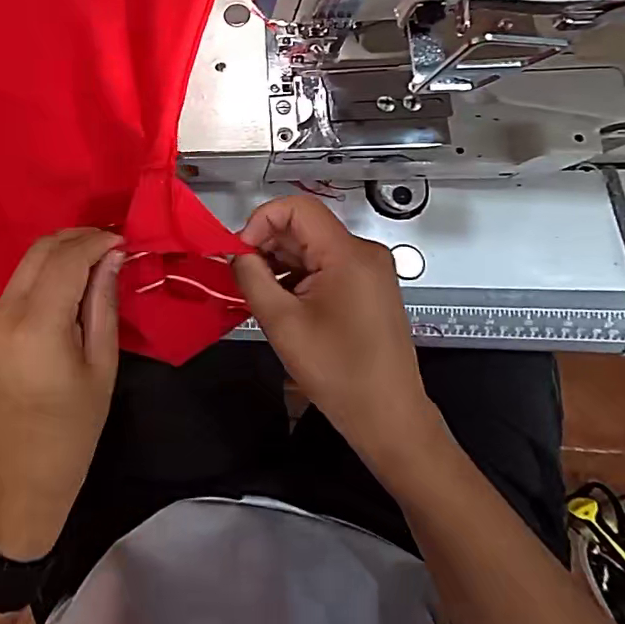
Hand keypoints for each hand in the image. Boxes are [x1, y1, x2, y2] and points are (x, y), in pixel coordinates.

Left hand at [0, 228, 123, 561]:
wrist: (20, 484)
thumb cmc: (72, 433)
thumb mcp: (101, 367)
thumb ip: (102, 304)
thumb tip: (111, 257)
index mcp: (35, 325)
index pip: (66, 258)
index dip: (97, 241)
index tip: (124, 239)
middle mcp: (2, 314)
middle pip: (40, 250)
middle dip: (78, 238)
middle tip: (112, 244)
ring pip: (25, 265)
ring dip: (60, 254)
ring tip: (97, 262)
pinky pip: (16, 288)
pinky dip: (44, 276)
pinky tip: (69, 287)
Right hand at [230, 196, 440, 467]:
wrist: (388, 416)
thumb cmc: (340, 373)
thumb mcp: (282, 323)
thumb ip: (252, 278)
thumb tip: (236, 253)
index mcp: (348, 254)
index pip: (297, 207)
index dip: (261, 221)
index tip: (240, 252)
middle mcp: (364, 253)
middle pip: (304, 226)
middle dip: (267, 246)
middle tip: (243, 277)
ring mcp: (369, 270)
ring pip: (311, 247)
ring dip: (280, 264)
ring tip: (263, 297)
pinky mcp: (367, 288)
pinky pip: (324, 266)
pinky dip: (298, 278)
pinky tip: (284, 305)